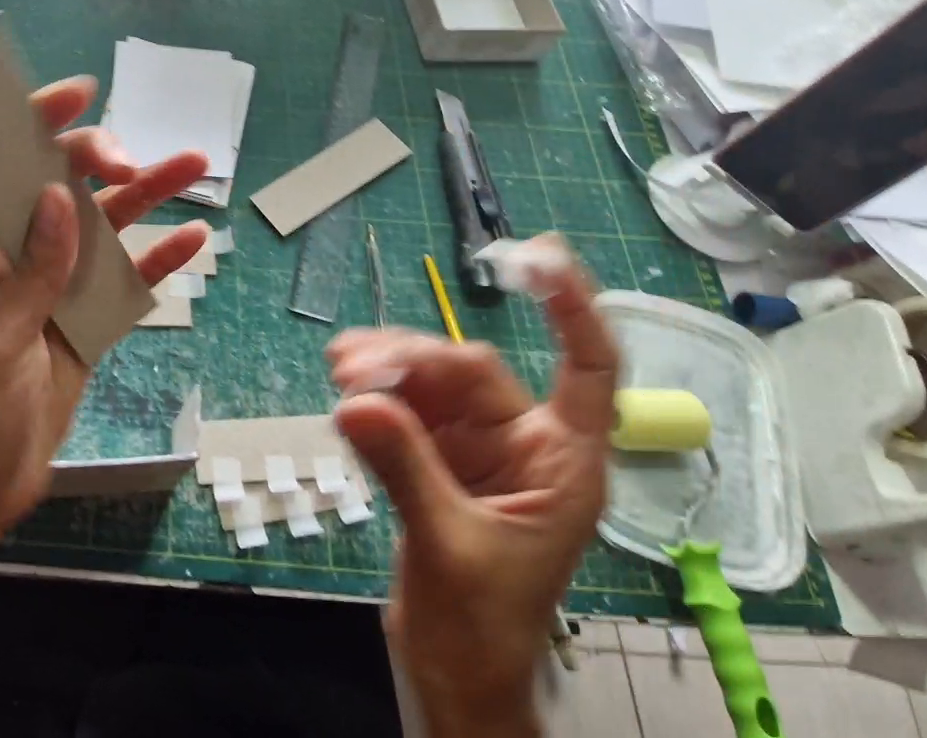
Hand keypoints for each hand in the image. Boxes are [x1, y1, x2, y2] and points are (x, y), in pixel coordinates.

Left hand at [0, 75, 209, 540]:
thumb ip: (31, 274)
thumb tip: (63, 199)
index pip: (7, 171)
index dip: (38, 126)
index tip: (81, 94)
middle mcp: (26, 259)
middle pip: (68, 188)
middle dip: (102, 161)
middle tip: (136, 165)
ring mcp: (61, 290)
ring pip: (108, 229)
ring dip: (147, 197)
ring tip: (195, 167)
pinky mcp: (88, 323)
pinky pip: (127, 282)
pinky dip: (157, 261)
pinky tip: (193, 239)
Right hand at [324, 235, 618, 735]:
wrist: (453, 669)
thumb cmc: (483, 623)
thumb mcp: (450, 545)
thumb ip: (406, 467)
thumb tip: (354, 401)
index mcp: (562, 462)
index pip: (588, 369)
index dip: (573, 310)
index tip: (541, 257)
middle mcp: (522, 444)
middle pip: (470, 373)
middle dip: (411, 362)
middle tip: (350, 368)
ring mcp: (473, 449)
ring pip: (429, 386)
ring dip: (384, 373)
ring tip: (338, 370)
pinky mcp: (434, 460)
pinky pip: (401, 411)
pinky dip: (372, 400)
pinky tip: (344, 395)